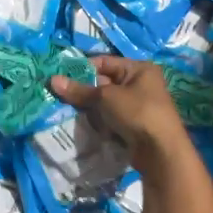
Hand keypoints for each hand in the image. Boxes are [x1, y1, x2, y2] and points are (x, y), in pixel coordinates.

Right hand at [49, 56, 184, 156]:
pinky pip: (108, 115)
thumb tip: (52, 80)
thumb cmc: (137, 113)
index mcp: (139, 69)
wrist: (161, 151)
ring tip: (67, 108)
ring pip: (103, 100)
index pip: (104, 62)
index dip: (82, 68)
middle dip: (82, 89)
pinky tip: (81, 121)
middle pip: (103, 82)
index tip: (60, 76)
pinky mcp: (132, 122)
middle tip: (59, 94)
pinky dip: (96, 118)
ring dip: (88, 105)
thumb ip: (79, 89)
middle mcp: (139, 83)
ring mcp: (136, 104)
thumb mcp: (105, 97)